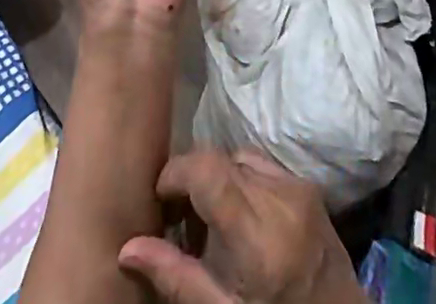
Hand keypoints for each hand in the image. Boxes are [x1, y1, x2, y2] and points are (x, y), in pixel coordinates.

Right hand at [118, 150, 365, 303]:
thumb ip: (176, 277)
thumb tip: (127, 248)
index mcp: (259, 232)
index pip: (209, 169)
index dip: (175, 173)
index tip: (159, 202)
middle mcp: (280, 197)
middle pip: (220, 160)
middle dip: (191, 180)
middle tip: (178, 221)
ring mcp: (298, 186)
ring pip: (240, 158)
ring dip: (216, 179)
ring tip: (208, 221)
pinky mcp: (308, 185)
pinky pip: (262, 166)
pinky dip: (241, 180)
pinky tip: (239, 216)